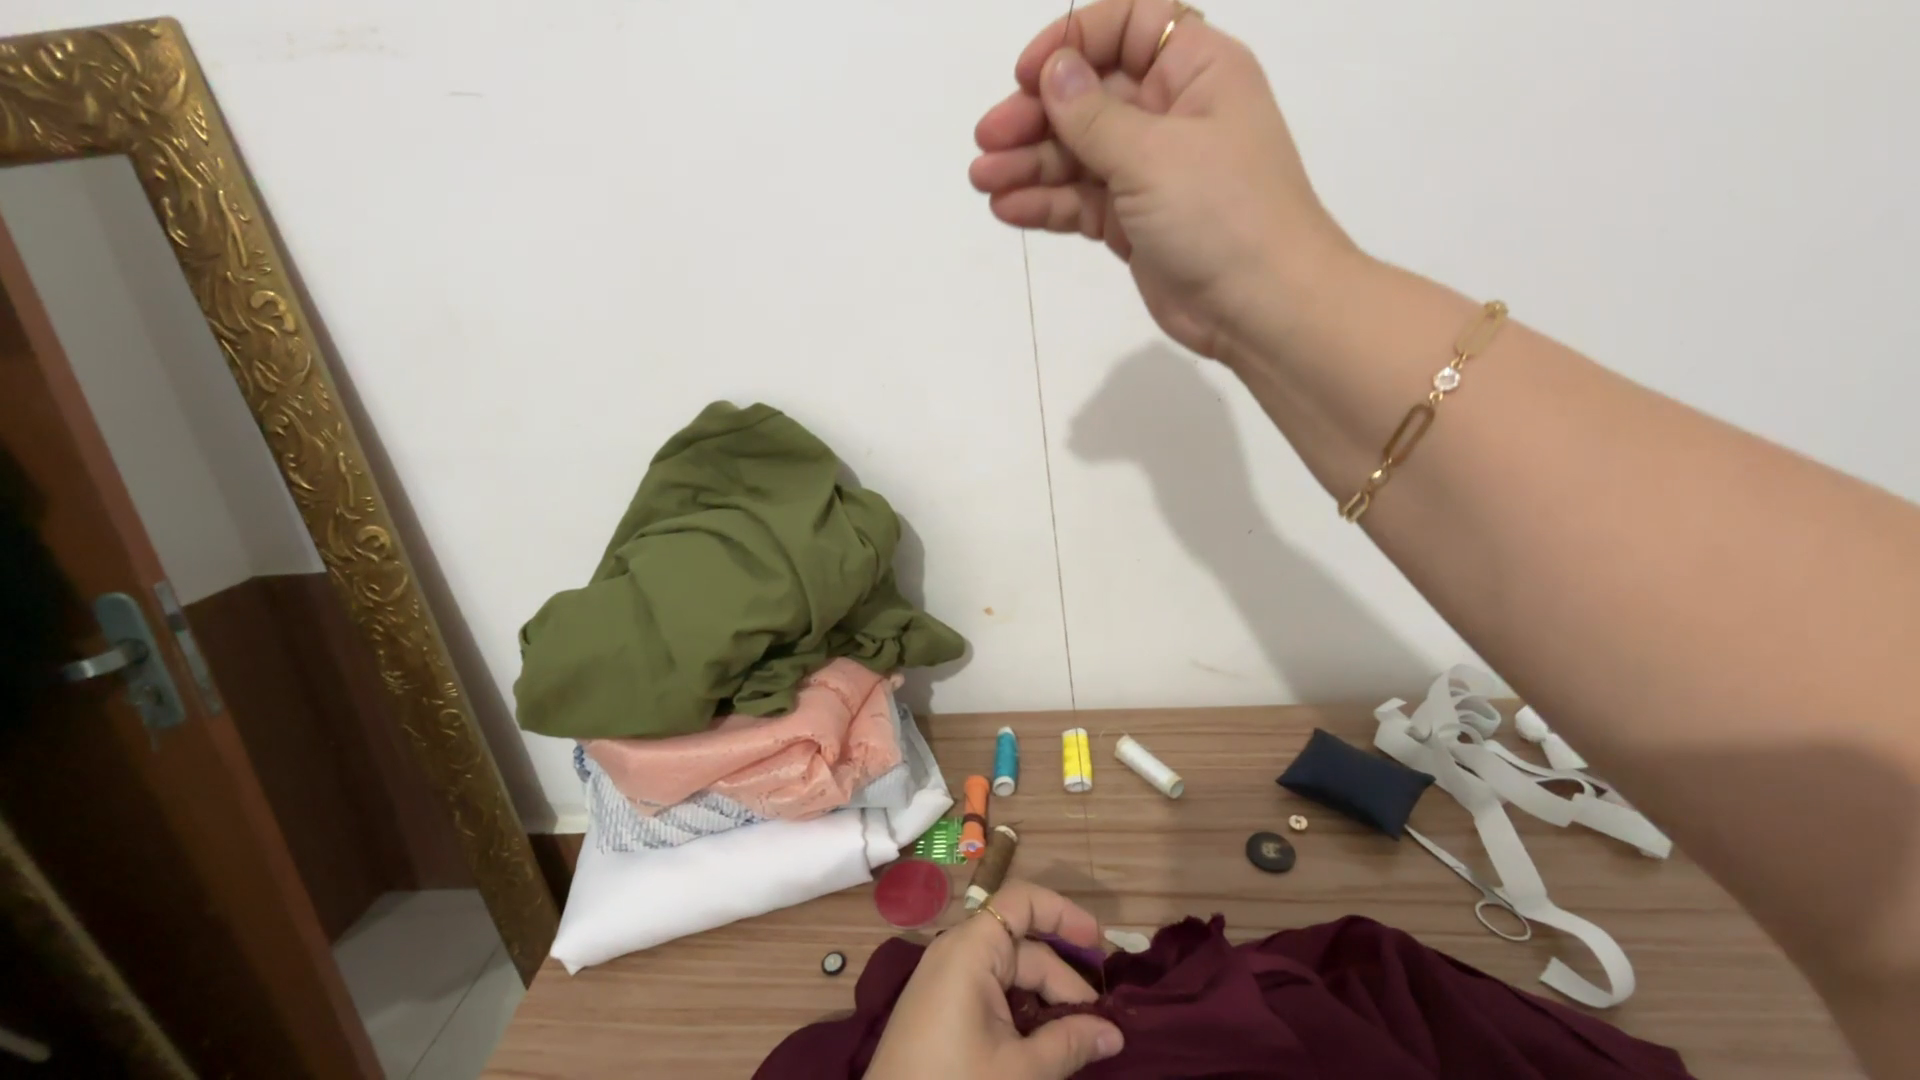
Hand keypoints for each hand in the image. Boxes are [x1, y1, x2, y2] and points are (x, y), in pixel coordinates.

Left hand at [866, 880, 1123, 1079]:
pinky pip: (992, 991)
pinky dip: (1021, 1010)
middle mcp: (957, 952)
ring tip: (1080, 1037)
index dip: (1063, 913)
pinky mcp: (942, 1006)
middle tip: (1102, 1026)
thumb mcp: (1019, 1070)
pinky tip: (1045, 1043)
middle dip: (1064, 981)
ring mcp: (946, 979)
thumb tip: (1114, 1033)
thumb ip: (1069, 1043)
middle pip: (1024, 947)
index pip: (1021, 901)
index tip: (1099, 946)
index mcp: (970, 949)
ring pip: (1010, 973)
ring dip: (1046, 1000)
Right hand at [970, 0, 1352, 361]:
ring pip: (1079, 155)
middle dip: (1036, 116)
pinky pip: (1083, 202)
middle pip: (1092, 97)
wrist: (1262, 306)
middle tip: (987, 141)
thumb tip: (1053, 70)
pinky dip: (1047, 204)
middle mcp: (1171, 115)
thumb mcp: (1153, 153)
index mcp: (1194, 72)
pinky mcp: (1135, 224)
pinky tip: (1007, 208)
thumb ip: (1093, 113)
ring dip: (1030, 165)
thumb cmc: (1221, 211)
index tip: (1028, 74)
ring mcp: (1151, 173)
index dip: (1074, 43)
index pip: (1129, 29)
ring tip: (983, 181)